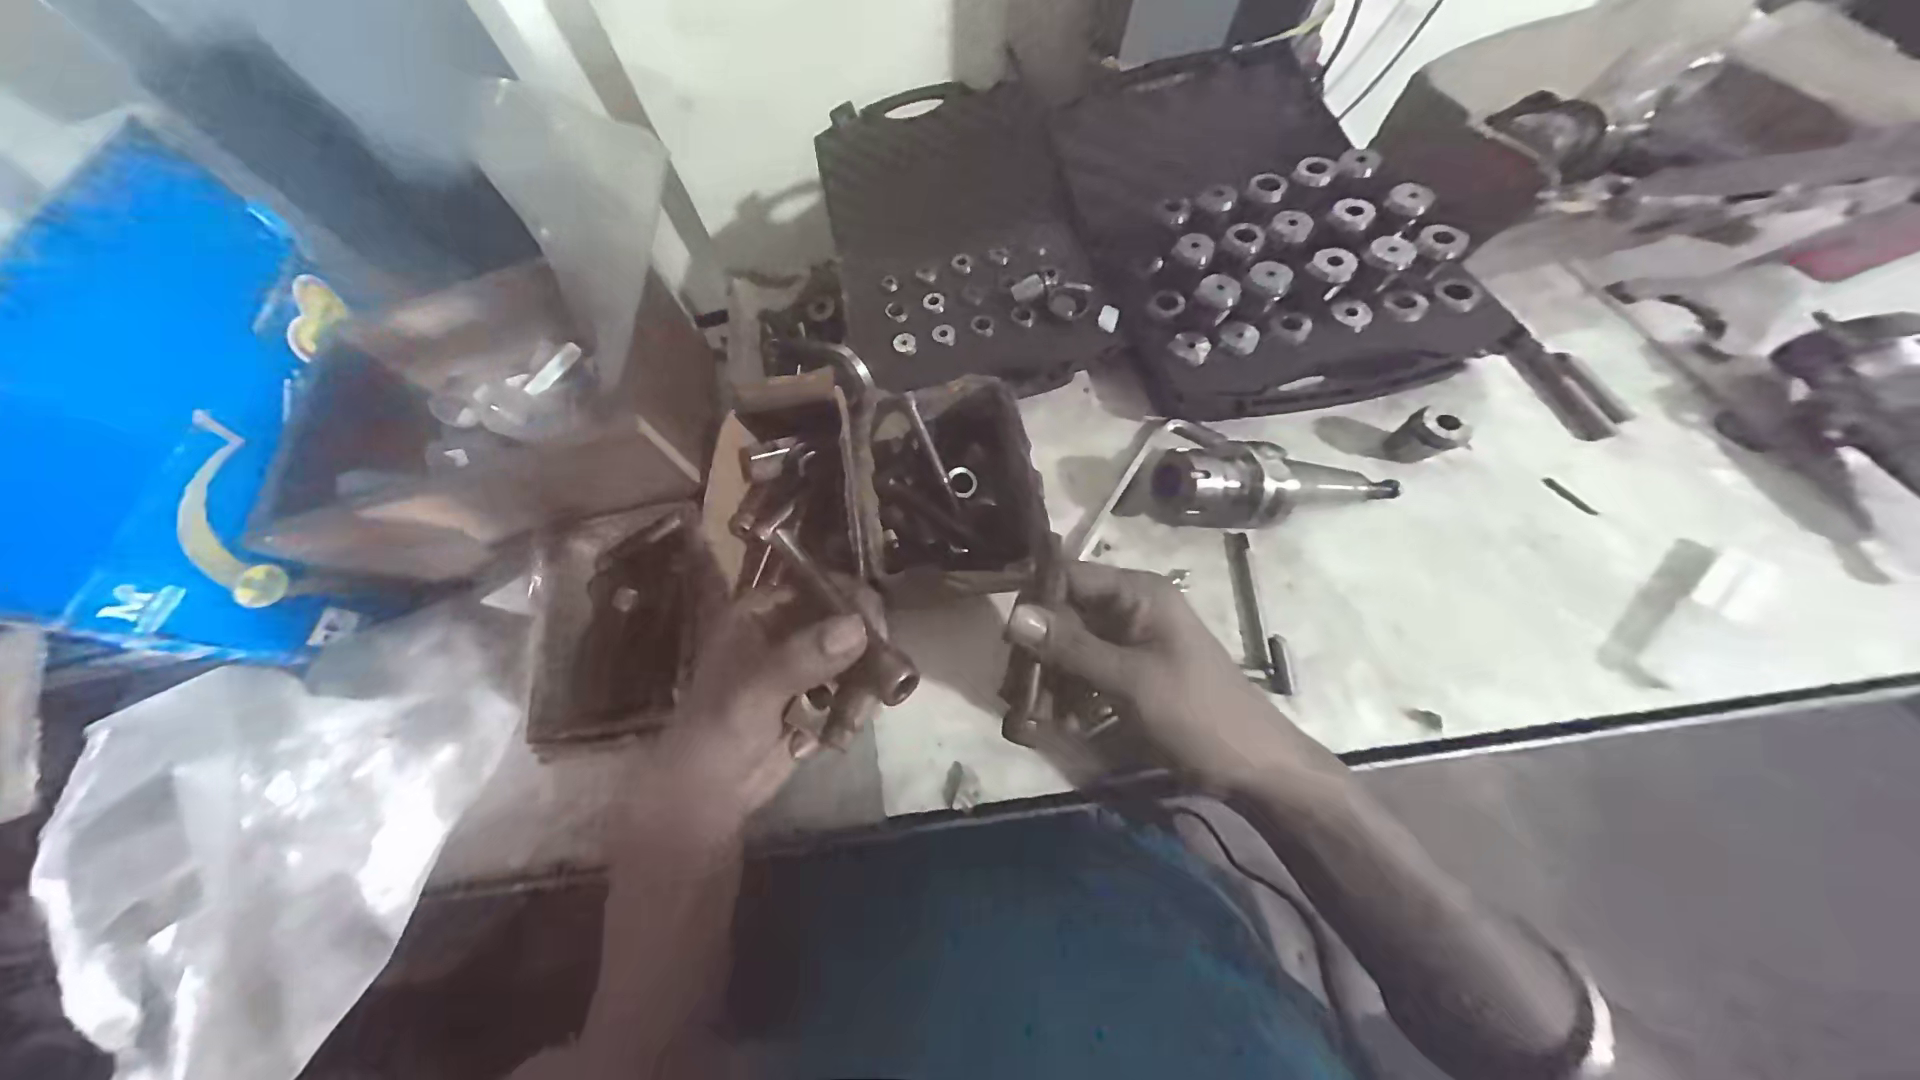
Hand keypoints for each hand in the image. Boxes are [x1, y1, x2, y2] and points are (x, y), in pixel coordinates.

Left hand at [620, 584, 869, 848]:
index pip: (822, 586)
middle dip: (865, 656)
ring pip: (859, 657)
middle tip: (871, 688)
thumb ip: (804, 657)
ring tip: (846, 724)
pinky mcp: (821, 694)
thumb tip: (857, 627)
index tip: (875, 635)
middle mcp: (789, 628)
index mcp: (765, 610)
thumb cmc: (720, 730)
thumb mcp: (756, 690)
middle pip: (849, 620)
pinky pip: (856, 688)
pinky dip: (854, 710)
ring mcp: (807, 662)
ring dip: (861, 691)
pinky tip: (836, 735)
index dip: (853, 603)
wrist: (709, 792)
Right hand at [1004, 560, 1339, 790]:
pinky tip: (1054, 720)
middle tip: (1013, 684)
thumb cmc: (1198, 712)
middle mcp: (1129, 609)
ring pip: (1070, 646)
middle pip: (1065, 613)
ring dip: (1049, 676)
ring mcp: (1129, 642)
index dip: (1035, 597)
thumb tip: (1013, 616)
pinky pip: (1085, 672)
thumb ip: (1071, 647)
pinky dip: (1068, 692)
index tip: (1004, 634)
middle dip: (1038, 648)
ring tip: (1030, 709)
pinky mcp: (1128, 673)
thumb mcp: (1130, 679)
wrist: (1255, 768)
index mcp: (1137, 593)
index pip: (1070, 575)